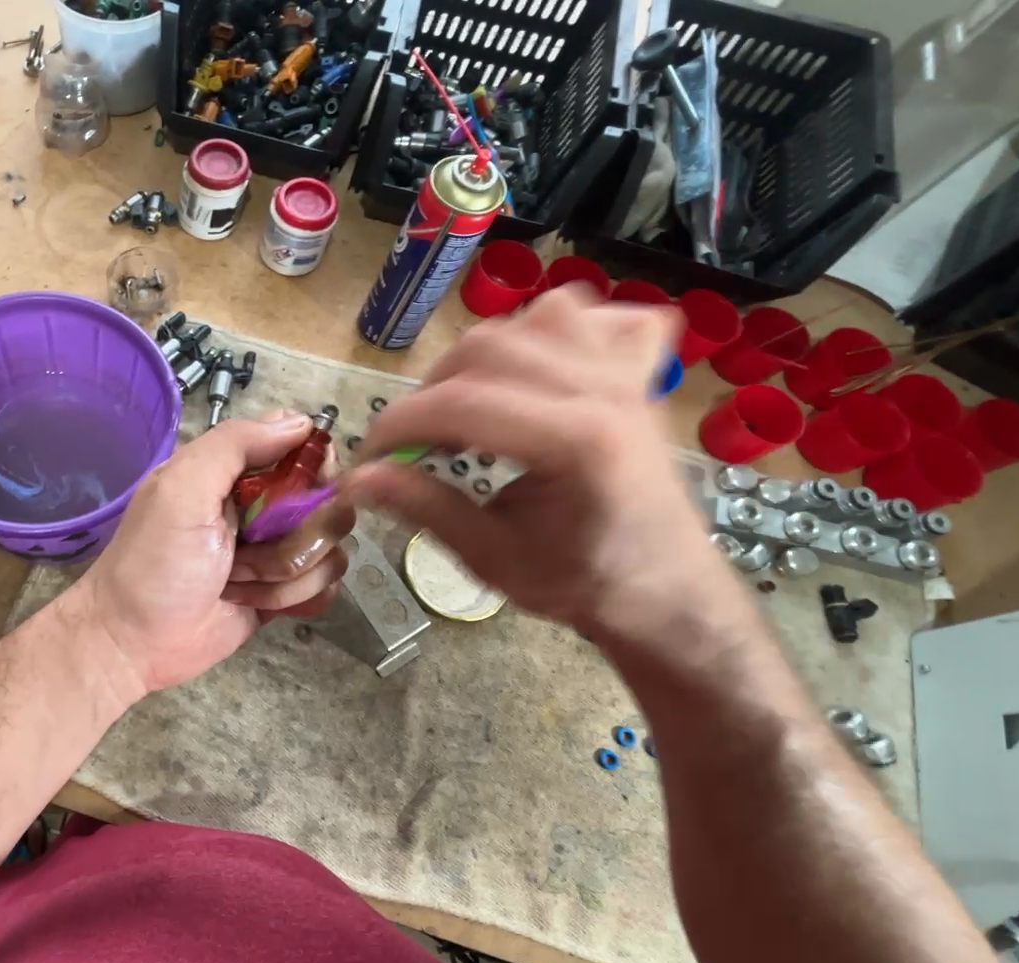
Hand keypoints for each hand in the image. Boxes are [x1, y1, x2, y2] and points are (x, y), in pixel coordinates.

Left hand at [61, 411, 354, 696]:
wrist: (134, 641)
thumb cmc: (153, 561)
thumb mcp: (182, 488)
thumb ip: (234, 445)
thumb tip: (301, 422)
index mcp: (234, 474)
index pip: (304, 450)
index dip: (313, 470)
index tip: (296, 493)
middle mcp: (261, 507)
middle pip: (327, 503)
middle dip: (295, 536)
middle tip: (244, 552)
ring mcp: (274, 552)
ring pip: (328, 549)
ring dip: (284, 574)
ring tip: (237, 584)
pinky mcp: (281, 594)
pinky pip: (323, 588)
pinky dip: (297, 599)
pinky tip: (258, 605)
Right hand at [342, 286, 734, 637]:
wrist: (664, 589)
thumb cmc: (581, 582)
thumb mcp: (492, 557)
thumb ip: (425, 508)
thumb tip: (355, 480)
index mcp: (576, 443)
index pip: (462, 403)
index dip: (399, 424)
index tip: (369, 456)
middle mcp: (605, 391)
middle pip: (489, 349)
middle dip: (431, 393)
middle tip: (418, 444)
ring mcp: (628, 374)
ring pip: (536, 318)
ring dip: (484, 356)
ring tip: (468, 405)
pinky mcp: (639, 372)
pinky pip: (596, 316)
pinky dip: (555, 331)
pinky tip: (537, 370)